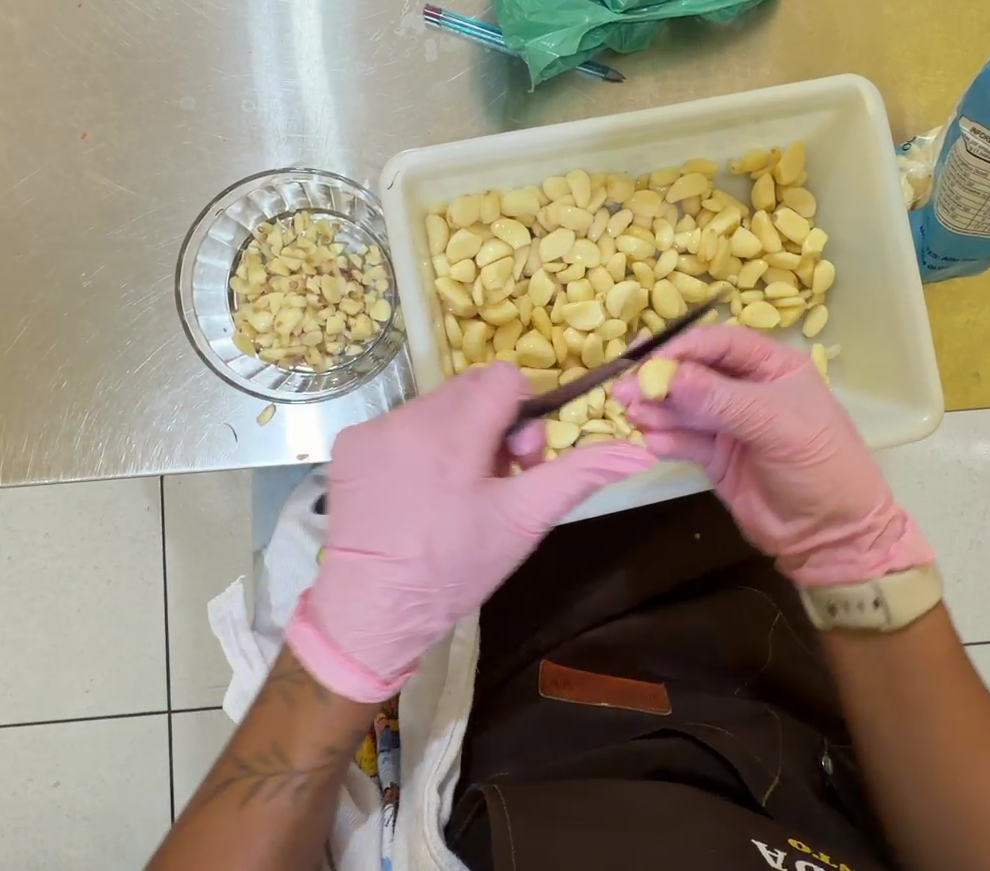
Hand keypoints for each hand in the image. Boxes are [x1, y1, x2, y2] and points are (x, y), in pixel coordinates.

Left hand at [285, 362, 655, 701]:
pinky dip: (415, 445)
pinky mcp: (349, 443)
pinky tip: (414, 490)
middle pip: (470, 389)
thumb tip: (641, 453)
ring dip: (454, 434)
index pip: (504, 378)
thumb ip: (580, 476)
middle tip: (487, 480)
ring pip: (436, 405)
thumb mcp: (523, 522)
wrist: (372, 611)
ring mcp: (372, 429)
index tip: (516, 461)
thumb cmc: (455, 568)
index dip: (522, 414)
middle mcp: (407, 418)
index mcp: (453, 433)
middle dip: (490, 424)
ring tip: (449, 490)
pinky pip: (398, 423)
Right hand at [612, 326, 931, 586]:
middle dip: (660, 380)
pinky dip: (666, 439)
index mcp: (773, 368)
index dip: (685, 348)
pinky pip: (684, 441)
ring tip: (633, 416)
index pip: (721, 344)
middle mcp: (748, 389)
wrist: (831, 537)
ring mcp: (729, 424)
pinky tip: (653, 442)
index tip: (651, 361)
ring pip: (684, 407)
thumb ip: (720, 399)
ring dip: (657, 409)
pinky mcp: (715, 457)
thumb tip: (667, 375)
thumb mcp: (775, 425)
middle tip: (624, 390)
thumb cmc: (819, 468)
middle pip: (695, 374)